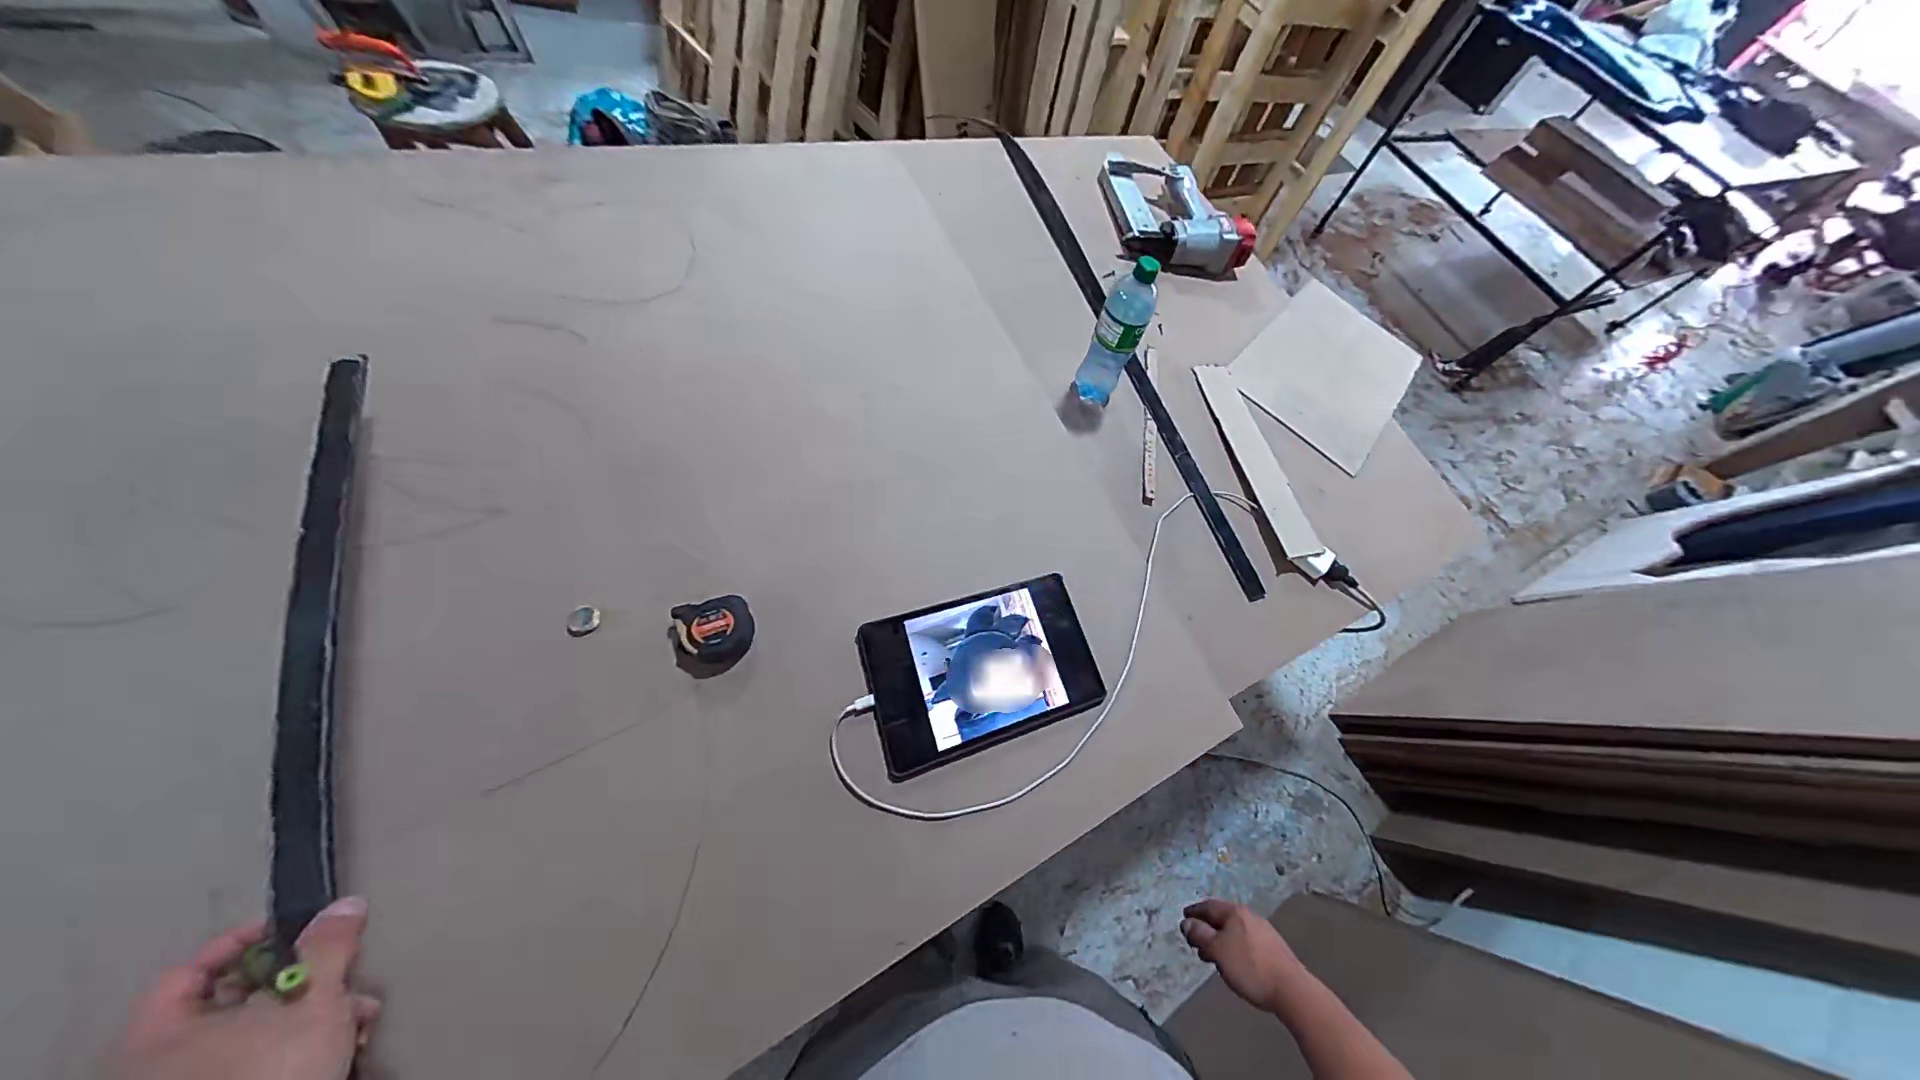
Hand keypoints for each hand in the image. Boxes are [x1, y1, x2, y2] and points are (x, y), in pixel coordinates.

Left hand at [123, 897, 380, 1079]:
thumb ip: (328, 948)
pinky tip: (346, 1042)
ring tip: (358, 1013)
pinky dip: (304, 1042)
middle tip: (341, 971)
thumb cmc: (275, 1070)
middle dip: (302, 979)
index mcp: (159, 1038)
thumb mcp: (315, 998)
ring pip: (258, 1029)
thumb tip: (345, 905)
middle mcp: (161, 1066)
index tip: (294, 930)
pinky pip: (262, 1059)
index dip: (244, 942)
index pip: (190, 969)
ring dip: (316, 1010)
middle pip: (234, 998)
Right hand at [1180, 898, 1303, 1013]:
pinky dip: (1234, 947)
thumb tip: (1187, 922)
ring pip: (1234, 931)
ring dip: (1220, 940)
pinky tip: (1234, 961)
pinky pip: (1246, 941)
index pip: (1208, 906)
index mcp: (1235, 912)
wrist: (1292, 990)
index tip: (1184, 918)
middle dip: (1207, 929)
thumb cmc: (1250, 967)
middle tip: (1196, 942)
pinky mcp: (1274, 947)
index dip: (1194, 912)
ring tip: (1213, 957)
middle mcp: (1249, 916)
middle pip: (1222, 918)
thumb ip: (1200, 935)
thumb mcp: (1217, 950)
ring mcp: (1264, 931)